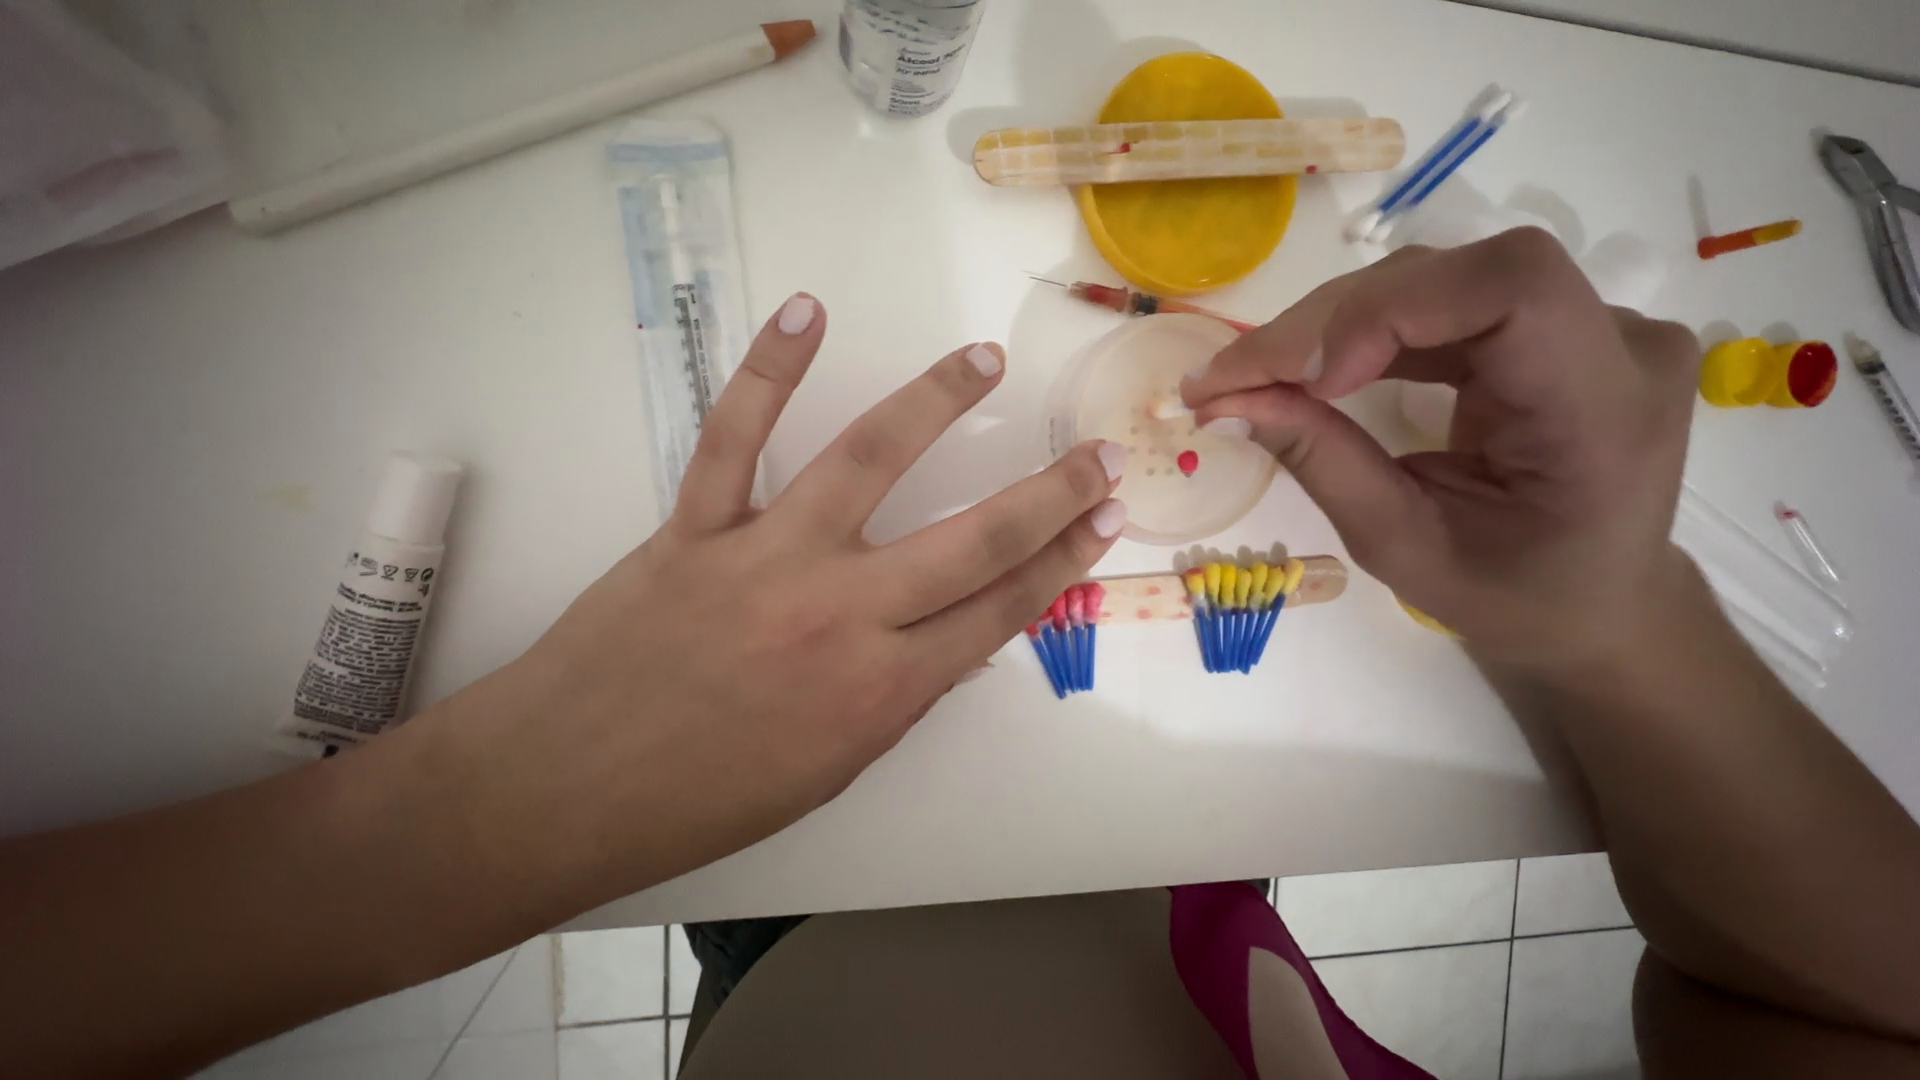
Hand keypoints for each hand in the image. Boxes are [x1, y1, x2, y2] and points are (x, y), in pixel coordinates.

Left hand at [447, 292, 1126, 893]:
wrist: (565, 794)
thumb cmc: (707, 799)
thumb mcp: (832, 765)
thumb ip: (899, 693)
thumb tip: (955, 636)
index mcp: (883, 689)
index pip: (1002, 608)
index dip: (1064, 560)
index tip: (1104, 517)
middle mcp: (842, 613)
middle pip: (975, 539)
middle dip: (1050, 494)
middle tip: (1095, 453)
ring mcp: (769, 559)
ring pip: (868, 460)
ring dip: (936, 402)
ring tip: (983, 360)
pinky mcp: (695, 527)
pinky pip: (735, 437)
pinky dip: (768, 369)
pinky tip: (807, 313)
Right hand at [1181, 228, 1700, 669]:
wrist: (1593, 602)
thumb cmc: (1508, 595)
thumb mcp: (1401, 547)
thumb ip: (1321, 463)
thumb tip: (1224, 403)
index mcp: (1602, 414)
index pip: (1509, 289)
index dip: (1387, 310)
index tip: (1301, 380)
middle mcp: (1614, 345)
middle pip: (1451, 278)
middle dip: (1323, 325)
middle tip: (1225, 381)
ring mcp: (1586, 327)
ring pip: (1432, 281)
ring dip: (1327, 325)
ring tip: (1250, 377)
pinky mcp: (1546, 328)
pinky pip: (1435, 305)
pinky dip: (1355, 332)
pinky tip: (1304, 370)